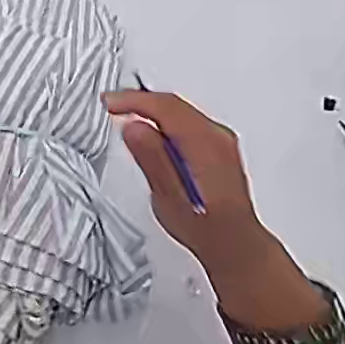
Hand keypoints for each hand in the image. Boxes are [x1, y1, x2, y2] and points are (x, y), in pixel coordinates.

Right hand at [104, 91, 327, 330]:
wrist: (234, 243)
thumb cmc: (204, 227)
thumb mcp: (168, 196)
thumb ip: (152, 158)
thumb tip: (134, 127)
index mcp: (204, 144)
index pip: (164, 107)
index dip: (133, 100)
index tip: (110, 102)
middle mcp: (217, 137)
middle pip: (174, 104)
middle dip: (140, 101)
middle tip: (112, 104)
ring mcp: (221, 141)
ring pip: (181, 111)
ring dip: (152, 110)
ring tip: (125, 114)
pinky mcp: (219, 147)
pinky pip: (188, 121)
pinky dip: (165, 120)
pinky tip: (152, 131)